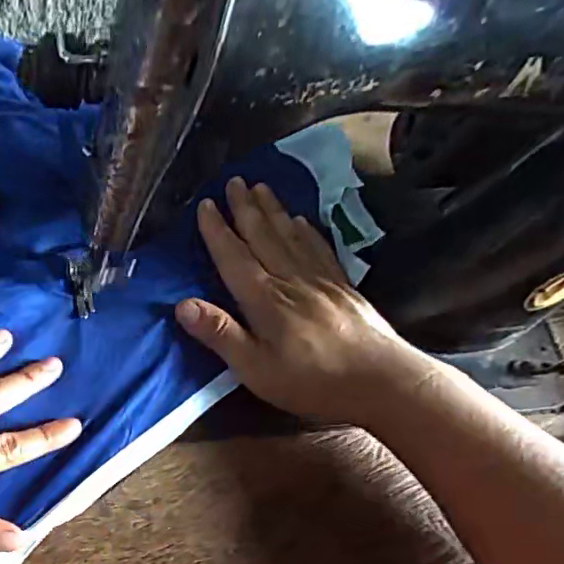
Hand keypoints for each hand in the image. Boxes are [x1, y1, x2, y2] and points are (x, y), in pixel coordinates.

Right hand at [178, 176, 441, 426]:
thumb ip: (220, 334)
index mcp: (265, 300)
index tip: (206, 206)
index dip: (218, 232)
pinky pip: (319, 248)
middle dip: (246, 208)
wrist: (381, 382)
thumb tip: (182, 305)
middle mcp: (292, 281)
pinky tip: (301, 220)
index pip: (234, 258)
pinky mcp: (342, 287)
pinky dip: (306, 230)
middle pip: (264, 237)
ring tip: (261, 187)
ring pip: (291, 236)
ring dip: (273, 210)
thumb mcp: (254, 368)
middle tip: (233, 181)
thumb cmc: (310, 382)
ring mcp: (321, 280)